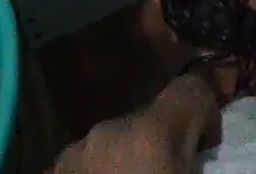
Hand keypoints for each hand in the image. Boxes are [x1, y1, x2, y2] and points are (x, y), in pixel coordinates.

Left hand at [52, 75, 220, 173]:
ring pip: (112, 142)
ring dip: (125, 160)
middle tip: (168, 172)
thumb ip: (201, 154)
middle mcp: (108, 131)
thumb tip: (206, 141)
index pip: (190, 89)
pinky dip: (96, 173)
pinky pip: (83, 163)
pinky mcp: (48, 170)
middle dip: (160, 143)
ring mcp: (71, 153)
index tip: (206, 148)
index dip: (206, 113)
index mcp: (151, 135)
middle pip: (149, 118)